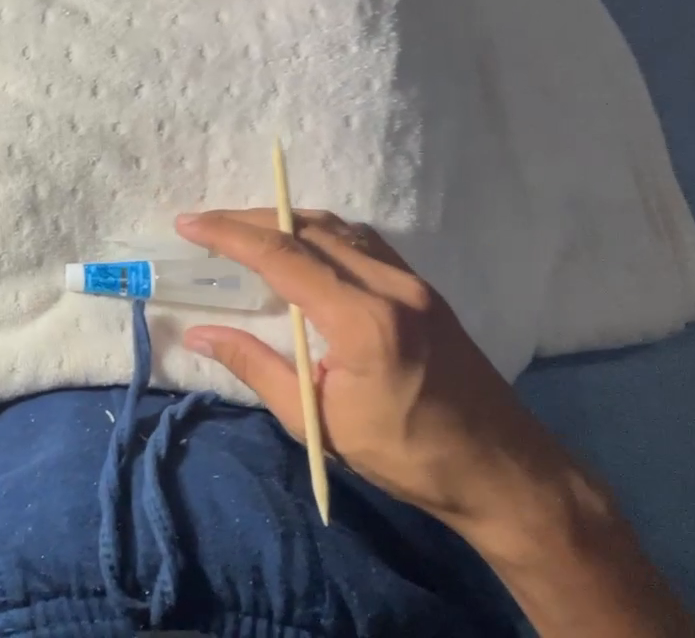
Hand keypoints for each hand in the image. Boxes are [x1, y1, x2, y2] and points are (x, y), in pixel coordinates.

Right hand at [175, 209, 578, 532]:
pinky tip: (299, 248)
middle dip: (249, 220)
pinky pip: (361, 243)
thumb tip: (198, 334)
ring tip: (242, 232)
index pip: (282, 257)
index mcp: (362, 321)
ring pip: (337, 229)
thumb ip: (254, 367)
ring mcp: (413, 284)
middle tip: (203, 225)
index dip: (228, 235)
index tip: (187, 225)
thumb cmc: (407, 456)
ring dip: (285, 222)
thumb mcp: (317, 420)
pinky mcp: (424, 291)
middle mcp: (390, 288)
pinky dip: (319, 234)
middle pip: (307, 230)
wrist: (507, 475)